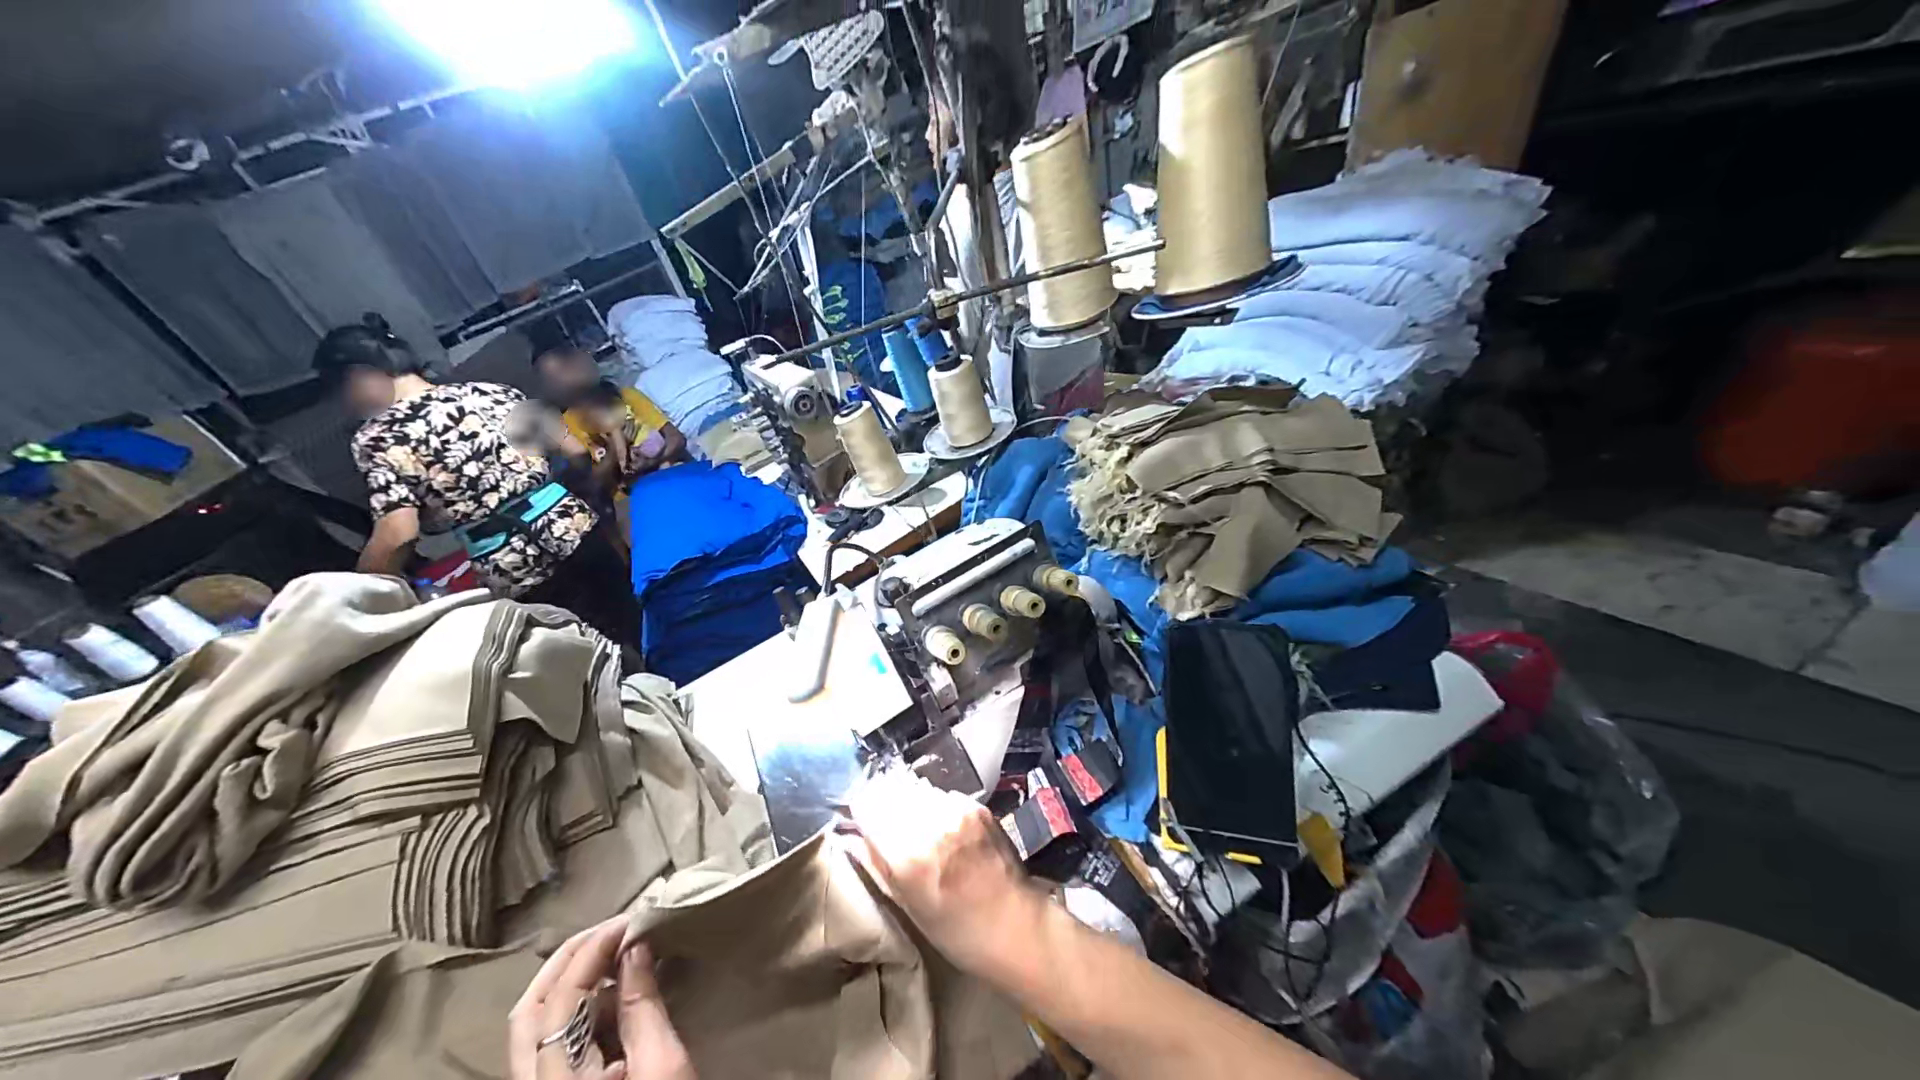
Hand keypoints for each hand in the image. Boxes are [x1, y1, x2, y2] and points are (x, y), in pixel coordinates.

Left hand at [509, 916, 695, 1079]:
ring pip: (533, 1029)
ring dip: (570, 981)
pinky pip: (549, 1045)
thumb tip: (636, 947)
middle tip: (612, 929)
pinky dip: (577, 1008)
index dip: (593, 952)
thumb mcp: (665, 1069)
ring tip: (616, 953)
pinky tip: (612, 994)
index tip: (631, 921)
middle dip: (568, 960)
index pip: (560, 1002)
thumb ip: (645, 1007)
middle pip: (526, 1014)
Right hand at [847, 773, 1041, 975]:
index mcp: (908, 856)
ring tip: (919, 829)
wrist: (1014, 924)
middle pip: (891, 792)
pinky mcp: (976, 807)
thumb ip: (876, 864)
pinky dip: (938, 808)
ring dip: (912, 804)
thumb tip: (850, 835)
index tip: (862, 819)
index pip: (868, 807)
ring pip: (917, 790)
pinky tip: (946, 830)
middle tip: (890, 826)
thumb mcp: (907, 906)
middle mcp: (931, 825)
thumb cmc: (955, 930)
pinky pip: (943, 797)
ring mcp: (956, 812)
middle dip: (886, 805)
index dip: (862, 811)